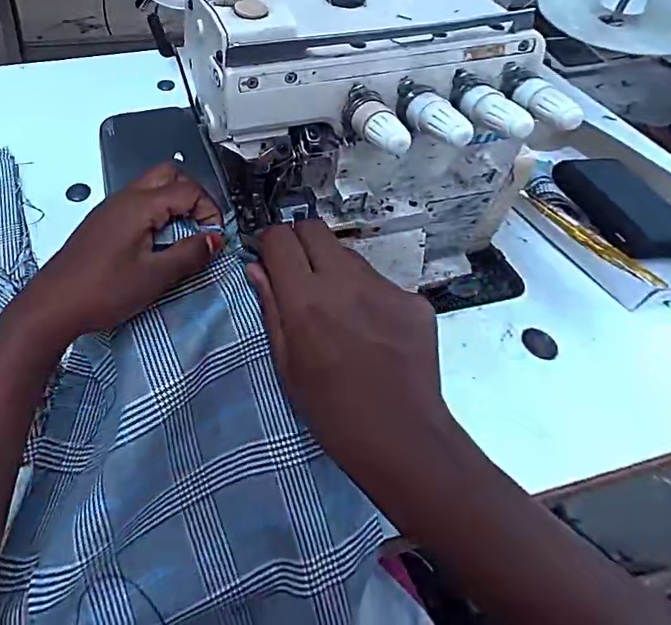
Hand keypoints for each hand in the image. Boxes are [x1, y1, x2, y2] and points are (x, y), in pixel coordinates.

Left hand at [12, 162, 222, 343]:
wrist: (54, 303)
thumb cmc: (100, 289)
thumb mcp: (155, 276)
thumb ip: (189, 254)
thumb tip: (213, 240)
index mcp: (140, 205)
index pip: (189, 189)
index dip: (209, 210)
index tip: (214, 236)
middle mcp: (124, 198)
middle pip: (169, 174)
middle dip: (193, 195)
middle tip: (202, 226)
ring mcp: (111, 208)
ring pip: (151, 187)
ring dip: (173, 204)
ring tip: (182, 239)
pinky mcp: (103, 222)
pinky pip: (136, 204)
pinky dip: (155, 214)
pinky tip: (156, 245)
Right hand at [246, 221, 456, 487]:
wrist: (405, 442)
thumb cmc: (332, 412)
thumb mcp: (286, 364)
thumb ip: (270, 307)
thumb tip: (256, 268)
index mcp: (305, 299)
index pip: (279, 237)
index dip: (270, 243)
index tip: (270, 258)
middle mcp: (343, 283)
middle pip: (313, 228)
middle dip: (300, 241)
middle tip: (300, 272)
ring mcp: (384, 289)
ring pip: (348, 254)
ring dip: (335, 269)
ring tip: (340, 310)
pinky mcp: (414, 301)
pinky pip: (380, 283)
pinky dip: (369, 297)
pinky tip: (373, 331)